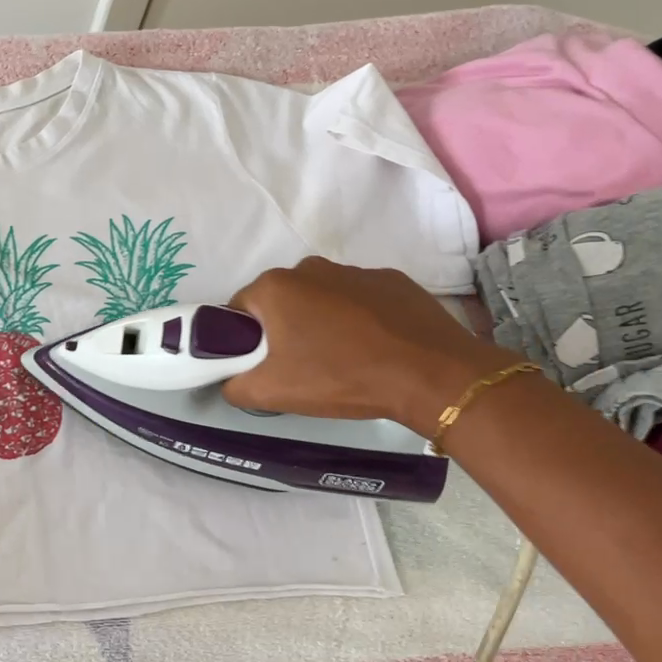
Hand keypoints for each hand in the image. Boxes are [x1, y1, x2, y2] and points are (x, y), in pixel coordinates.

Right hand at [221, 257, 521, 437]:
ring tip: (339, 359)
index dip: (242, 340)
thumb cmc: (340, 377)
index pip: (238, 311)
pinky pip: (358, 301)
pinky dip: (357, 320)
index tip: (260, 365)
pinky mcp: (393, 282)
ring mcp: (356, 271)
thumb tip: (229, 381)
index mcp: (275, 287)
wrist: (432, 375)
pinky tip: (372, 349)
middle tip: (297, 367)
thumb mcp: (270, 393)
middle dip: (281, 330)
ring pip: (319, 299)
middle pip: (279, 302)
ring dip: (320, 323)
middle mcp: (310, 268)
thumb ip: (234, 386)